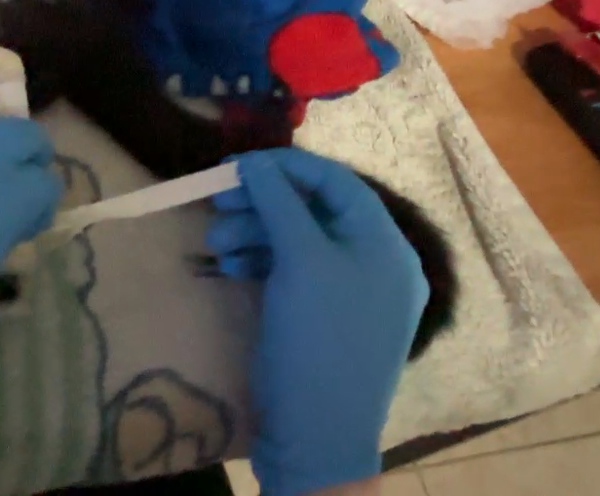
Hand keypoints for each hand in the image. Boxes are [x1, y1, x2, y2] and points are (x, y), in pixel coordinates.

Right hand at [206, 149, 429, 495]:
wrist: (316, 438)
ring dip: (252, 231)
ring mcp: (346, 291)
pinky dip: (258, 260)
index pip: (335, 182)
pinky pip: (289, 268)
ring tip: (215, 242)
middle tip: (218, 200)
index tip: (237, 164)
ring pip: (294, 238)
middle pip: (311, 208)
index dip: (286, 166)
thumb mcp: (300, 259)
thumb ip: (278, 200)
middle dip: (261, 202)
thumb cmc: (319, 337)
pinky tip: (228, 266)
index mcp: (383, 244)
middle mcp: (372, 262)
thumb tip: (253, 161)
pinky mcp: (320, 314)